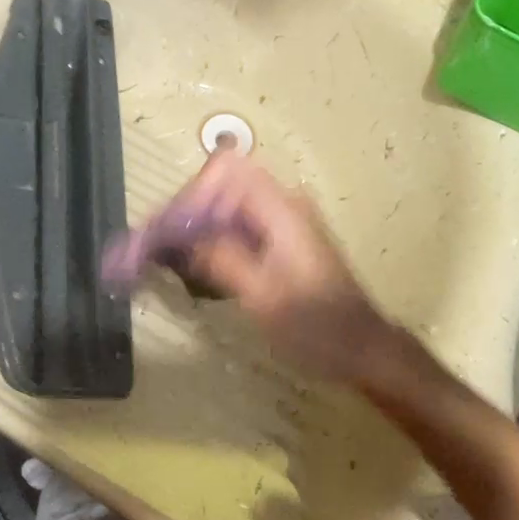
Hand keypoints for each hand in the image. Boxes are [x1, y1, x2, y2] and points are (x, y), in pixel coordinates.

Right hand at [112, 152, 398, 382]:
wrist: (363, 350)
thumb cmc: (317, 328)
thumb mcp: (262, 296)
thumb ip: (219, 257)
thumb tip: (176, 232)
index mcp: (280, 208)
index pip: (225, 169)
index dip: (192, 192)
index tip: (169, 229)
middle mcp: (282, 203)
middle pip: (221, 183)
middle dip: (186, 209)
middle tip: (155, 245)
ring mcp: (283, 220)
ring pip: (225, 203)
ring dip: (195, 224)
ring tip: (164, 255)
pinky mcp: (280, 239)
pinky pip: (236, 223)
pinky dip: (211, 238)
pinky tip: (193, 264)